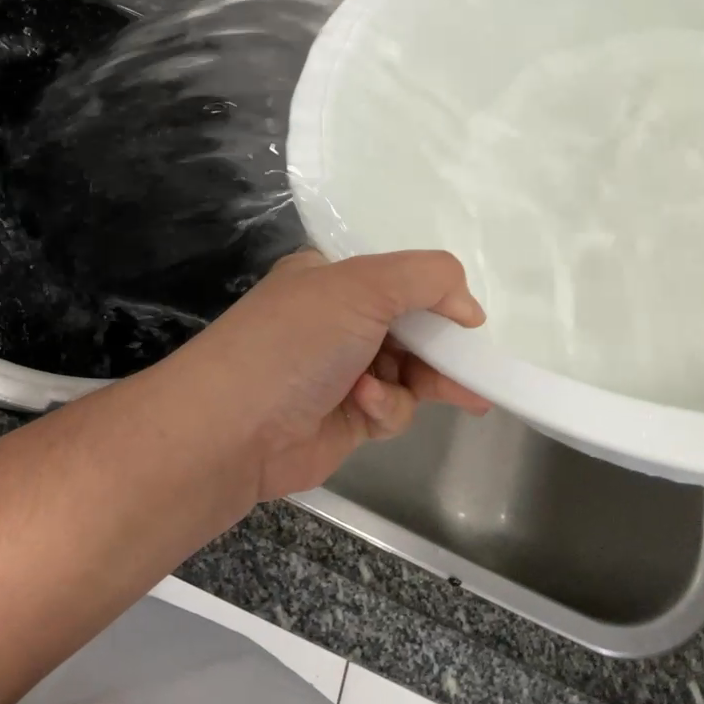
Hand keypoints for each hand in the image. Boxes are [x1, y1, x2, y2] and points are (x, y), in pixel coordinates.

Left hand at [166, 249, 489, 501]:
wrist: (235, 427)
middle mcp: (329, 319)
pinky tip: (365, 407)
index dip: (432, 294)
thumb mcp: (360, 287)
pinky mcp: (343, 418)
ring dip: (416, 380)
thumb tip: (467, 307)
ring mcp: (335, 370)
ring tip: (425, 388)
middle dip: (438, 345)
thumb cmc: (294, 342)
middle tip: (467, 364)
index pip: (392, 276)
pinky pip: (391, 408)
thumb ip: (425, 279)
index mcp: (323, 277)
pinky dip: (387, 408)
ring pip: (408, 371)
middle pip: (408, 326)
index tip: (465, 317)